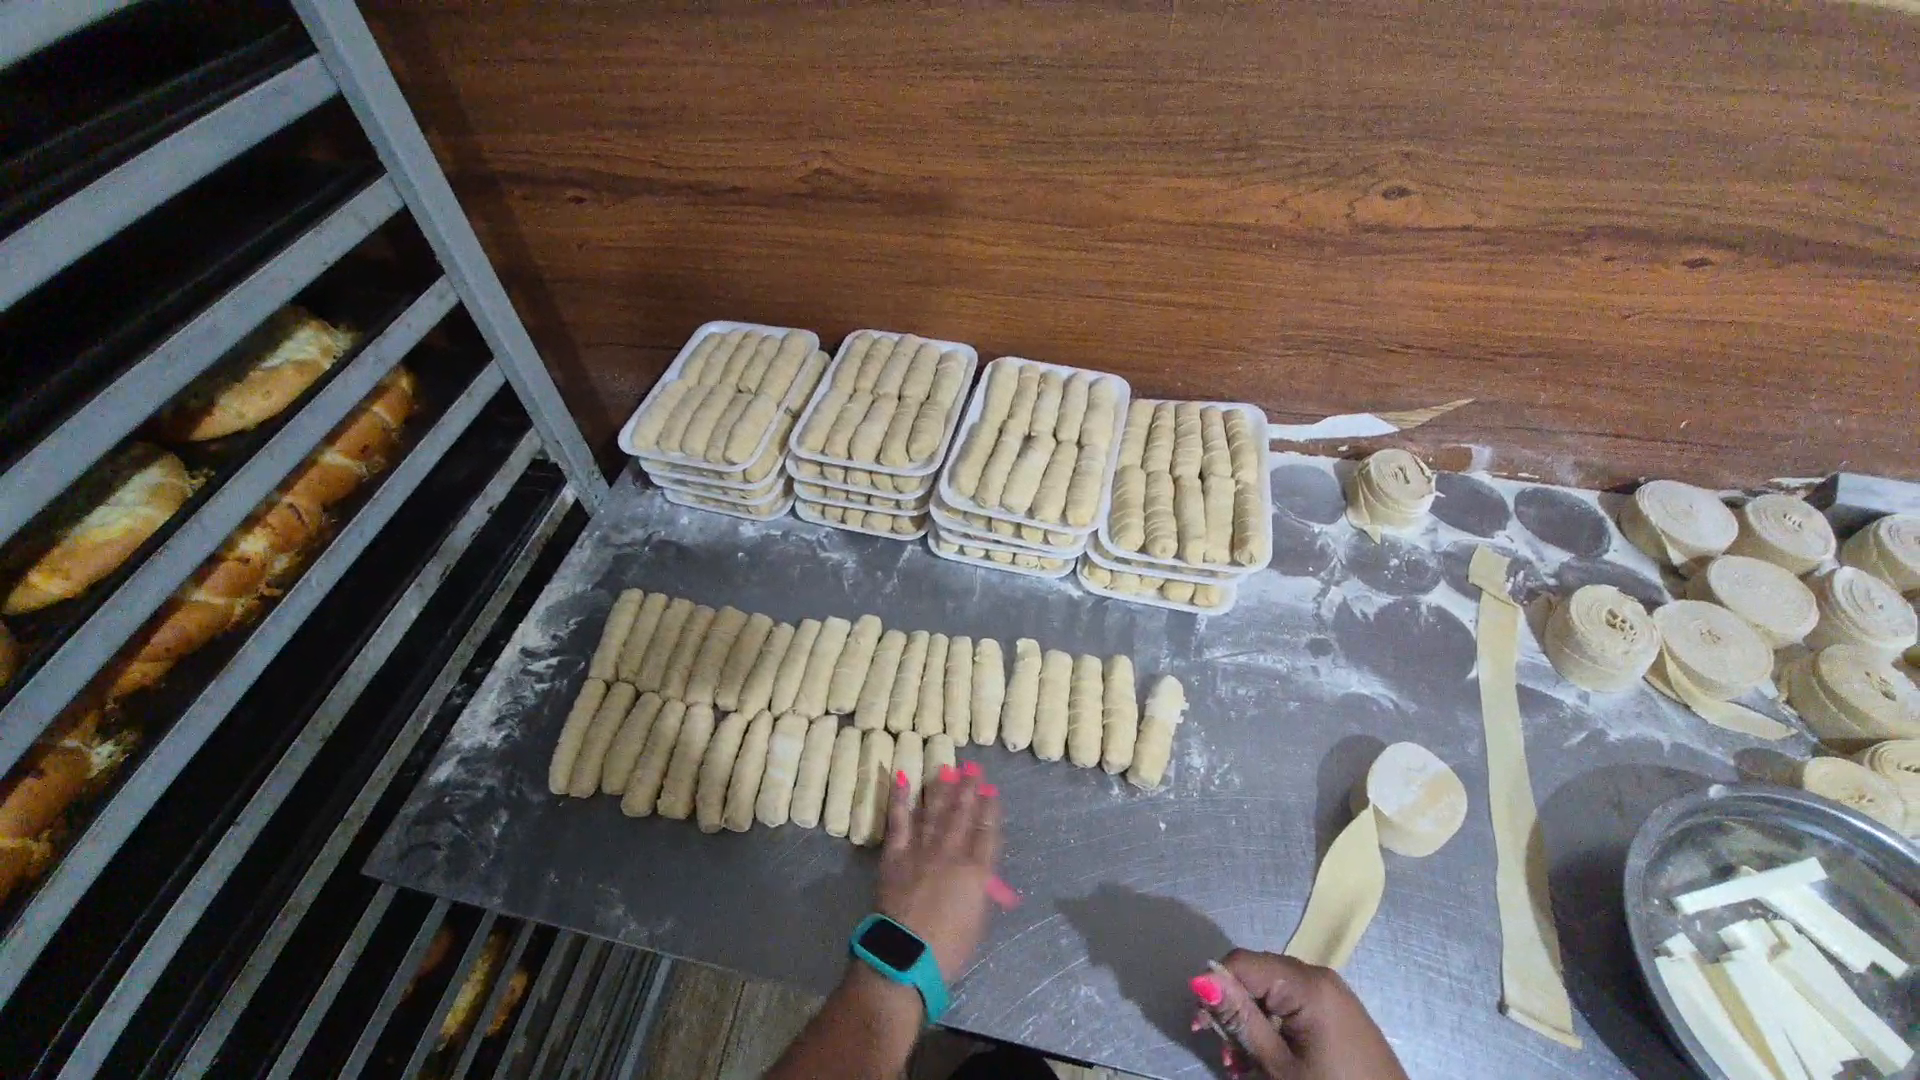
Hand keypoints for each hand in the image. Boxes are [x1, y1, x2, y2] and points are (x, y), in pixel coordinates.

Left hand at [876, 763, 1002, 981]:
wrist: (906, 955)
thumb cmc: (949, 948)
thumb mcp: (978, 919)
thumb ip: (980, 889)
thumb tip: (980, 871)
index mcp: (976, 871)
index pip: (987, 832)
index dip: (990, 809)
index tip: (991, 789)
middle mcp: (951, 853)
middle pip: (962, 815)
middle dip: (968, 790)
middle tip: (972, 768)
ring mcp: (921, 850)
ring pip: (934, 812)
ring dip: (941, 789)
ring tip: (947, 769)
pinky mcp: (895, 854)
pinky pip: (899, 821)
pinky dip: (901, 799)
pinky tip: (904, 780)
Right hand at [1191, 950, 1406, 1079]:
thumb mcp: (1278, 1066)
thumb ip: (1240, 1019)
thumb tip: (1200, 978)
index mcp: (1306, 983)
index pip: (1240, 963)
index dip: (1214, 990)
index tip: (1201, 1029)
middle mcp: (1319, 975)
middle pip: (1255, 976)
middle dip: (1233, 1012)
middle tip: (1227, 1058)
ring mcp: (1332, 993)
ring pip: (1272, 993)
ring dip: (1251, 1024)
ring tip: (1243, 1067)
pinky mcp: (1339, 1012)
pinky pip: (1293, 1005)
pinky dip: (1274, 1027)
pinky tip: (1269, 1060)